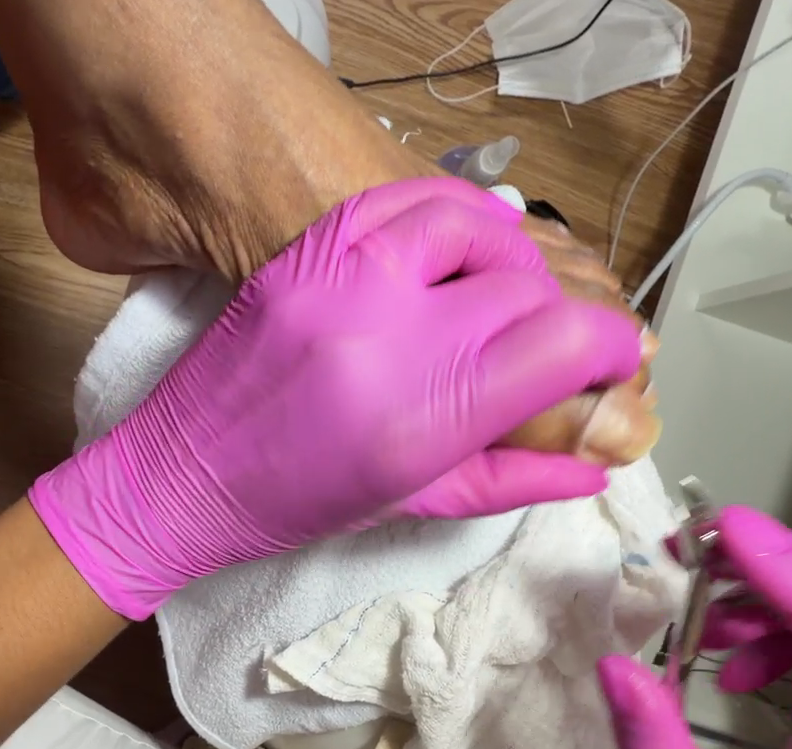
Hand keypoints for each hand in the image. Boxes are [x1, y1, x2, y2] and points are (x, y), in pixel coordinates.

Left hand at [30, 177, 643, 618]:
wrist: (181, 477)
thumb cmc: (290, 505)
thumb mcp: (409, 504)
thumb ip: (514, 478)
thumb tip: (598, 462)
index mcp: (425, 415)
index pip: (572, 340)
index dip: (610, 350)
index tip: (602, 367)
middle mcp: (391, 336)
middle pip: (531, 283)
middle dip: (555, 317)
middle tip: (537, 348)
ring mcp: (341, 283)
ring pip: (476, 222)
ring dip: (505, 256)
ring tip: (491, 296)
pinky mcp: (302, 257)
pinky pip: (399, 201)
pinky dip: (440, 219)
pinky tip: (442, 255)